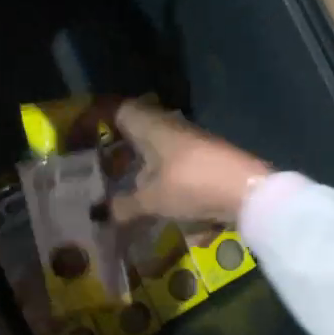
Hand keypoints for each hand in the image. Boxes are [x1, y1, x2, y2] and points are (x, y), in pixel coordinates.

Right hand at [105, 101, 270, 227]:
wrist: (250, 192)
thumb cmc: (192, 184)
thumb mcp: (152, 200)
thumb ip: (126, 207)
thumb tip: (104, 214)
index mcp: (151, 127)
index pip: (119, 111)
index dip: (99, 122)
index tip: (83, 142)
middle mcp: (171, 130)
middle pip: (139, 136)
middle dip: (122, 158)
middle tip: (104, 180)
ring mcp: (193, 146)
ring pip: (160, 158)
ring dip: (147, 180)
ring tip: (132, 206)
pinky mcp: (210, 165)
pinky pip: (181, 177)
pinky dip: (173, 195)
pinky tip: (175, 223)